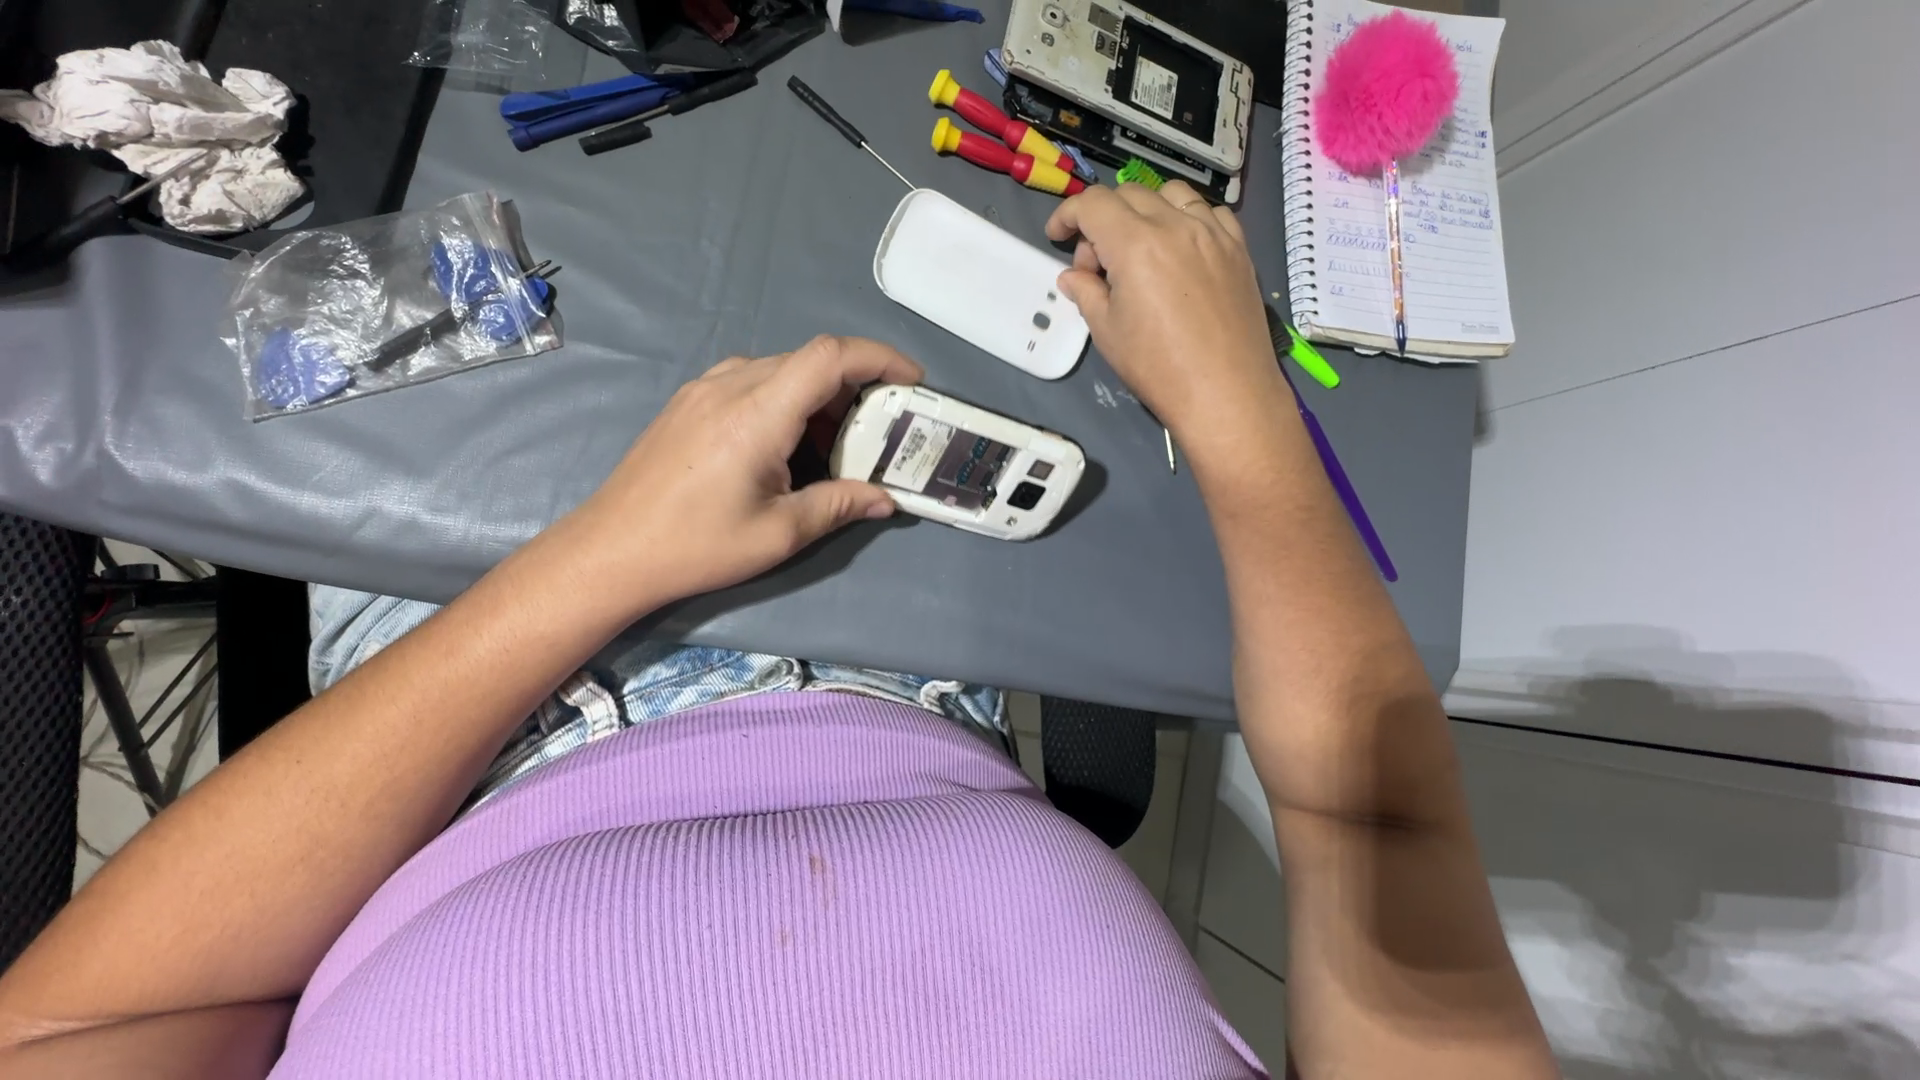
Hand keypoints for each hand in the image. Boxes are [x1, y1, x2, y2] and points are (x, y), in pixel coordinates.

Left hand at [556, 335, 921, 614]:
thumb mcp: (779, 533)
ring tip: (834, 446)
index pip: (830, 356)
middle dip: (855, 387)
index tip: (911, 380)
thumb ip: (839, 505)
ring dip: (819, 397)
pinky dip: (786, 400)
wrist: (610, 550)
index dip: (878, 358)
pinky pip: (752, 382)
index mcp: (758, 413)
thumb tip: (887, 499)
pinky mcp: (689, 401)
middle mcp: (731, 384)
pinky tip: (786, 445)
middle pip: (810, 361)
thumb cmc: (696, 545)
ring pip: (781, 370)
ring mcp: (704, 389)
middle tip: (878, 431)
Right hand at [1045, 181, 1288, 459]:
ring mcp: (1212, 232)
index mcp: (1136, 244)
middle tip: (1097, 266)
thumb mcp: (1107, 333)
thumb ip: (1086, 294)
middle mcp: (1176, 225)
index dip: (1067, 214)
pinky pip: (1209, 211)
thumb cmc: (1158, 368)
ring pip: (1171, 193)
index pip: (1093, 204)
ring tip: (1140, 249)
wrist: (1226, 393)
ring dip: (1144, 211)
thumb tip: (1073, 277)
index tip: (1057, 235)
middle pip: (1129, 195)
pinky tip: (1180, 249)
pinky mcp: (1238, 247)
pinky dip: (1185, 218)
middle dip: (1102, 221)